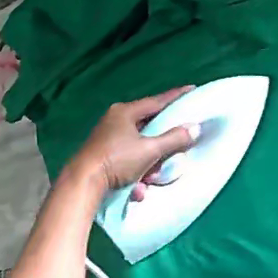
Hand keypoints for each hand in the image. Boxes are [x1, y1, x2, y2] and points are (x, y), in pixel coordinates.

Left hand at [63, 87, 200, 198]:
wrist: (84, 183)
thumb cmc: (117, 160)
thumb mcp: (150, 150)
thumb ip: (174, 139)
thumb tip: (194, 128)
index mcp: (125, 112)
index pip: (157, 101)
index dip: (176, 97)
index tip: (192, 90)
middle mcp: (115, 121)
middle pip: (149, 127)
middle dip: (163, 145)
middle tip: (175, 150)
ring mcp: (108, 138)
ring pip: (140, 147)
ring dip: (149, 165)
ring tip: (150, 178)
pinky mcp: (104, 156)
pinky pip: (129, 160)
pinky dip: (136, 173)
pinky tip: (136, 188)